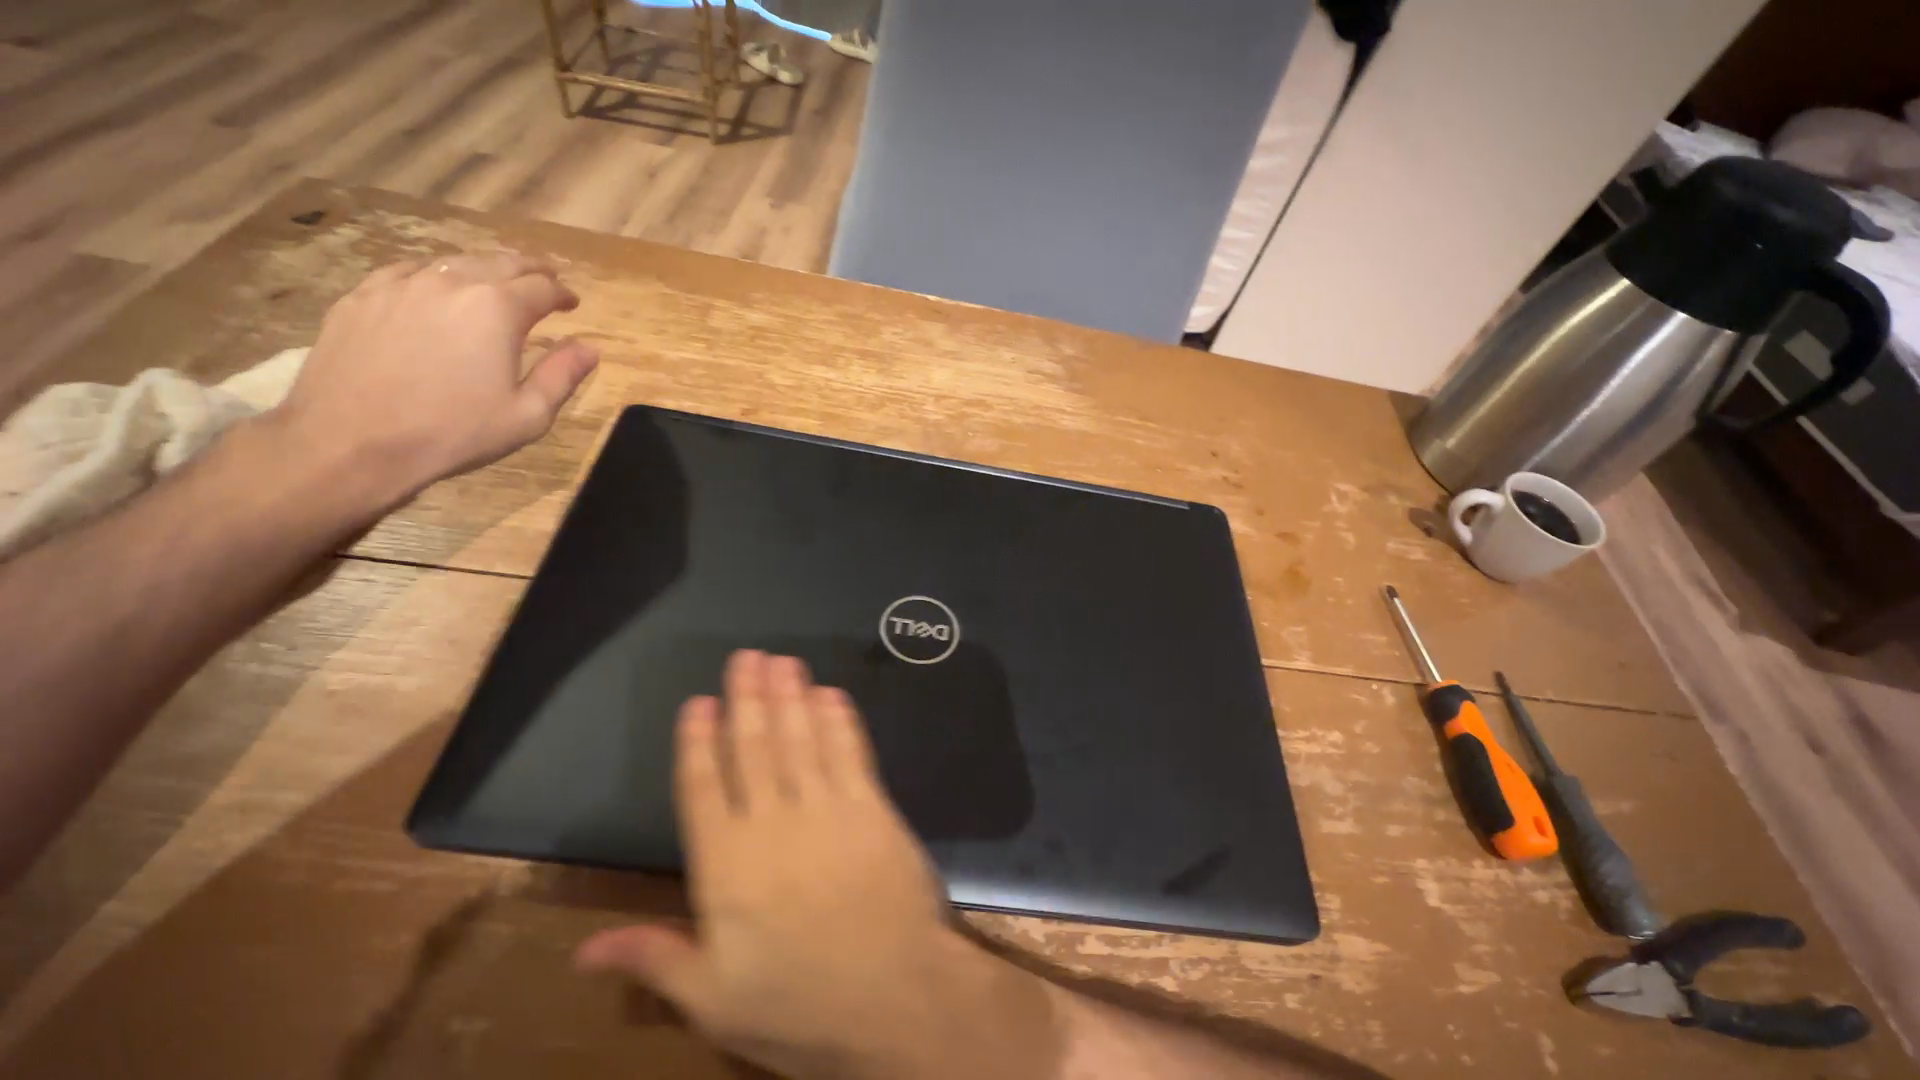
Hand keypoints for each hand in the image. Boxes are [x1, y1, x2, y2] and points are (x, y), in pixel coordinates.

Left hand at [271, 253, 598, 507]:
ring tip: (492, 282)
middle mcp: (452, 282)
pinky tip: (434, 291)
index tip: (571, 304)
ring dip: (482, 269)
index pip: (543, 287)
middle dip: (529, 269)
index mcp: (498, 308)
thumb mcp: (526, 416)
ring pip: (453, 262)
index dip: (562, 293)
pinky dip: (433, 276)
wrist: (350, 442)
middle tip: (543, 279)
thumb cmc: (452, 433)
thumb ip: (562, 376)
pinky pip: (407, 273)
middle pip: (501, 261)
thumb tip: (590, 349)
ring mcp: (401, 284)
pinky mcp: (362, 296)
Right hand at [575, 651, 1057, 1079]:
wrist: (898, 1001)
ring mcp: (828, 812)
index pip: (702, 788)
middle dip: (748, 699)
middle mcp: (772, 824)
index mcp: (725, 865)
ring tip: (782, 662)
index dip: (698, 742)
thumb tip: (580, 952)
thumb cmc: (799, 1006)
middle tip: (746, 657)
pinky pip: (851, 754)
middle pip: (754, 748)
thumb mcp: (713, 999)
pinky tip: (832, 696)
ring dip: (790, 698)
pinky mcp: (875, 811)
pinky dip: (840, 722)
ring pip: (801, 740)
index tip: (698, 702)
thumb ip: (653, 959)